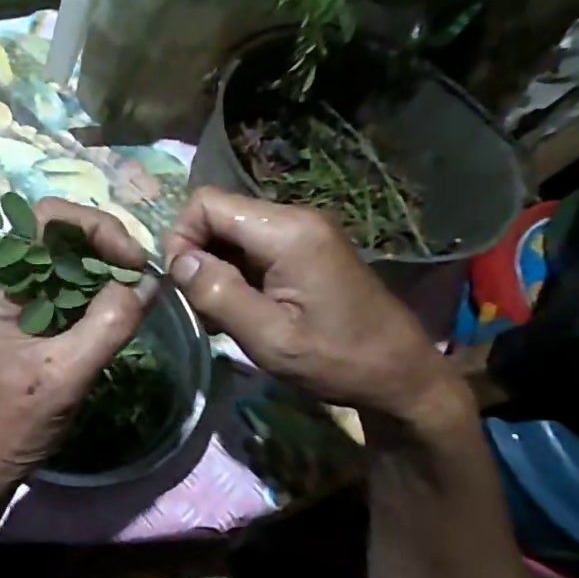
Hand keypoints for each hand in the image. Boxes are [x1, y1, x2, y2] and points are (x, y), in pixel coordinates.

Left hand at [0, 199, 151, 509]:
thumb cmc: (12, 421)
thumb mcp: (65, 375)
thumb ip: (108, 324)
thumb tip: (148, 281)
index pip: (42, 220)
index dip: (93, 226)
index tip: (131, 259)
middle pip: (56, 234)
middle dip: (103, 246)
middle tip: (140, 274)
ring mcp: (13, 296)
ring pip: (64, 259)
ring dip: (103, 268)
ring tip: (136, 289)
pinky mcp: (28, 316)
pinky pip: (66, 286)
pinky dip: (96, 290)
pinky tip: (119, 305)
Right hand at [161, 187, 465, 428]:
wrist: (400, 375)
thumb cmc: (337, 360)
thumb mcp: (270, 338)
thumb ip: (218, 294)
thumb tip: (177, 261)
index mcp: (288, 233)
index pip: (206, 203)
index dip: (181, 237)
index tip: (182, 283)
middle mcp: (295, 218)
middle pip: (217, 214)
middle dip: (196, 256)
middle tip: (202, 307)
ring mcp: (303, 231)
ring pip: (230, 232)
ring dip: (214, 269)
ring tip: (221, 314)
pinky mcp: (305, 247)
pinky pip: (251, 246)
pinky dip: (234, 273)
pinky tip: (241, 309)